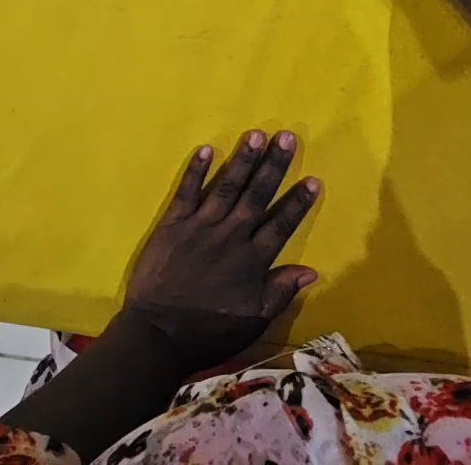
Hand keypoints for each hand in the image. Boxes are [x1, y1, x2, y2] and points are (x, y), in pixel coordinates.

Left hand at [121, 130, 321, 373]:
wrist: (158, 335)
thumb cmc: (208, 332)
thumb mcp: (253, 320)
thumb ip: (280, 292)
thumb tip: (312, 270)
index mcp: (251, 260)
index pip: (281, 224)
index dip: (297, 202)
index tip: (313, 179)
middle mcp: (230, 236)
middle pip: (256, 195)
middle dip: (273, 165)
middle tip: (286, 137)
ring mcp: (200, 226)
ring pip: (226, 186)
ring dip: (242, 160)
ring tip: (255, 134)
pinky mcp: (173, 224)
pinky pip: (187, 192)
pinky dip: (196, 170)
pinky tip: (207, 149)